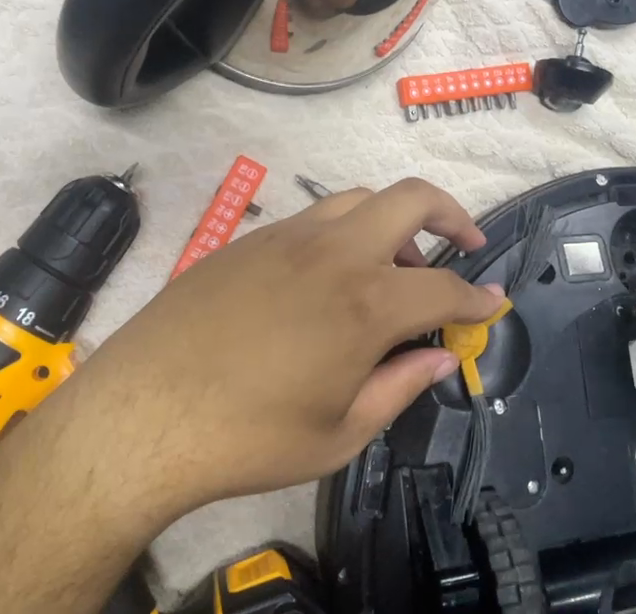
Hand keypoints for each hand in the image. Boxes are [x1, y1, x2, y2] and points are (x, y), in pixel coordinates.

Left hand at [69, 178, 503, 522]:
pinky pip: (312, 219)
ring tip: (392, 268)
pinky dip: (341, 235)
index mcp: (364, 303)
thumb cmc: (248, 438)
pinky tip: (326, 281)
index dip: (477, 297)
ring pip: (358, 198)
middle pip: (411, 197)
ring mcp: (286, 238)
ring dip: (391, 222)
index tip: (493, 304)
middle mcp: (332, 252)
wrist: (142, 413)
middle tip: (465, 243)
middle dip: (452, 214)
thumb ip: (399, 388)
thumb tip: (438, 359)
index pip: (444, 286)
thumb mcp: (338, 433)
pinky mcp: (248, 240)